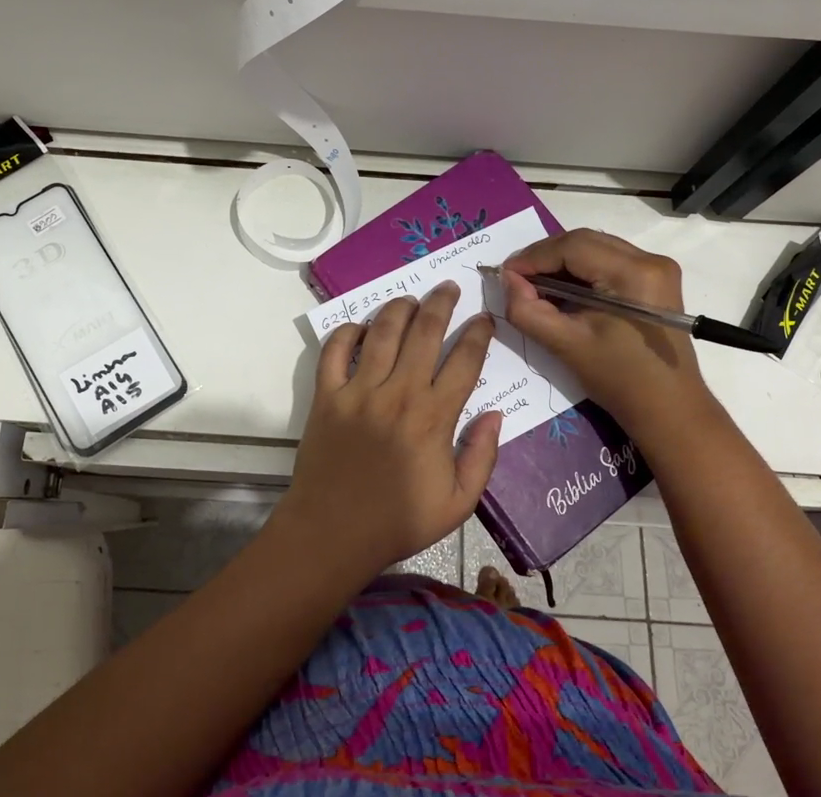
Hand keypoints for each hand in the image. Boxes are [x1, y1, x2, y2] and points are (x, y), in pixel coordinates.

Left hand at [273, 283, 500, 577]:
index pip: (464, 360)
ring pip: (381, 332)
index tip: (484, 319)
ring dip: (398, 308)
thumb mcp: (458, 503)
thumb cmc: (399, 521)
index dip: (478, 334)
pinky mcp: (326, 396)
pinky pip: (334, 351)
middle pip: (424, 333)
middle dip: (440, 303)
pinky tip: (359, 326)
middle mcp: (398, 394)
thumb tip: (494, 414)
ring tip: (409, 299)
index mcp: (434, 418)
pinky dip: (346, 332)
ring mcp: (358, 391)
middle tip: (448, 288)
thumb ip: (482, 457)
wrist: (333, 533)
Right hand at [501, 228, 716, 431]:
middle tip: (517, 278)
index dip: (533, 257)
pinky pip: (608, 260)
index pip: (572, 247)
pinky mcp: (655, 278)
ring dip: (561, 262)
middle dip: (545, 256)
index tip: (505, 275)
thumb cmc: (618, 379)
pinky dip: (580, 270)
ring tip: (535, 284)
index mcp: (633, 273)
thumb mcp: (566, 345)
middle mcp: (650, 260)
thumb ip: (527, 310)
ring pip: (595, 247)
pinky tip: (562, 290)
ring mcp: (657, 267)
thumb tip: (508, 280)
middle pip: (584, 241)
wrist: (667, 406)